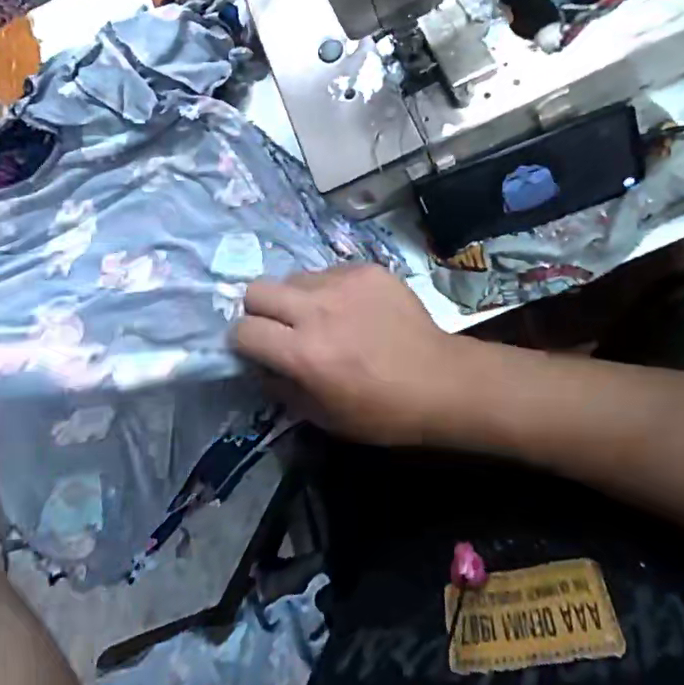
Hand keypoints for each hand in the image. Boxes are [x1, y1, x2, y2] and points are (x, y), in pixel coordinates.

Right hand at [235, 264, 477, 446]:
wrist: (440, 380)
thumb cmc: (381, 411)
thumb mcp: (321, 415)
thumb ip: (280, 386)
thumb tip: (259, 364)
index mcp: (302, 352)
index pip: (243, 330)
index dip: (244, 343)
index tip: (258, 350)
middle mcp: (317, 309)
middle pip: (257, 289)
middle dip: (260, 310)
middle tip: (281, 328)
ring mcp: (345, 283)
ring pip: (295, 277)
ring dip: (297, 297)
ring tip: (322, 316)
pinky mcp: (369, 269)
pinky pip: (330, 271)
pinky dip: (331, 288)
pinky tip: (354, 308)